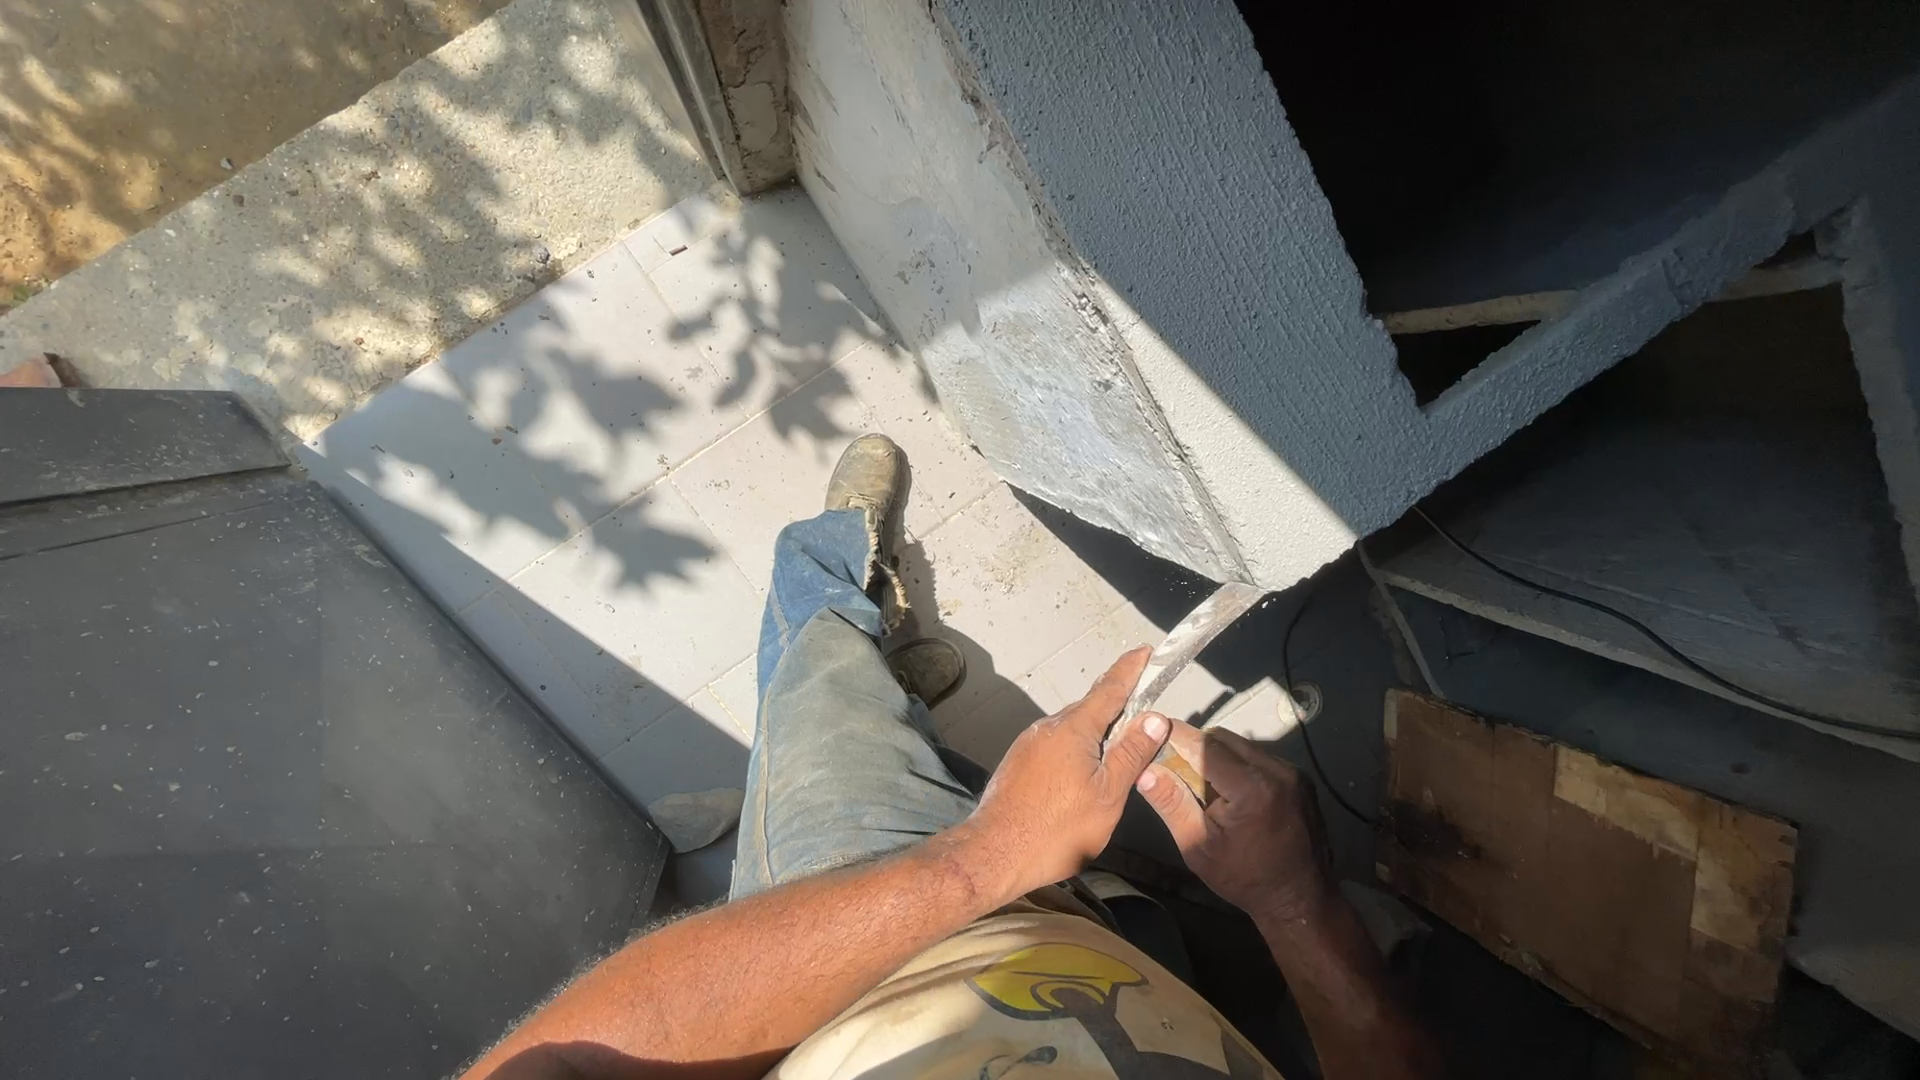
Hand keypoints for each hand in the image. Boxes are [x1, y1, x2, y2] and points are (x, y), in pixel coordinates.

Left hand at [961, 647, 1170, 901]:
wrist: (994, 852)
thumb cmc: (1057, 828)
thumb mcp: (1107, 794)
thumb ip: (1131, 754)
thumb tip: (1155, 717)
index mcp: (1073, 728)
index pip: (1109, 689)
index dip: (1130, 670)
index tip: (1144, 651)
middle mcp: (1048, 726)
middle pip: (1090, 710)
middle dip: (1117, 709)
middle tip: (1144, 719)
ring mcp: (1029, 743)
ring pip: (1072, 730)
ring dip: (1095, 735)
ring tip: (1116, 757)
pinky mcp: (1018, 762)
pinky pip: (1056, 745)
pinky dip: (1076, 750)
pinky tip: (1082, 777)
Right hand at [1135, 721, 1333, 924]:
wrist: (1300, 902)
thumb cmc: (1244, 878)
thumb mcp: (1198, 846)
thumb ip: (1171, 803)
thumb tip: (1143, 770)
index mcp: (1252, 788)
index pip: (1204, 745)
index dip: (1177, 736)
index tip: (1153, 731)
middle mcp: (1277, 771)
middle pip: (1223, 739)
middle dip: (1195, 745)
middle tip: (1173, 762)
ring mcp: (1293, 773)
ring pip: (1241, 745)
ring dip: (1217, 754)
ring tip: (1200, 780)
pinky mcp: (1300, 778)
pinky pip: (1258, 757)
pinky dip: (1237, 763)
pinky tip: (1228, 789)